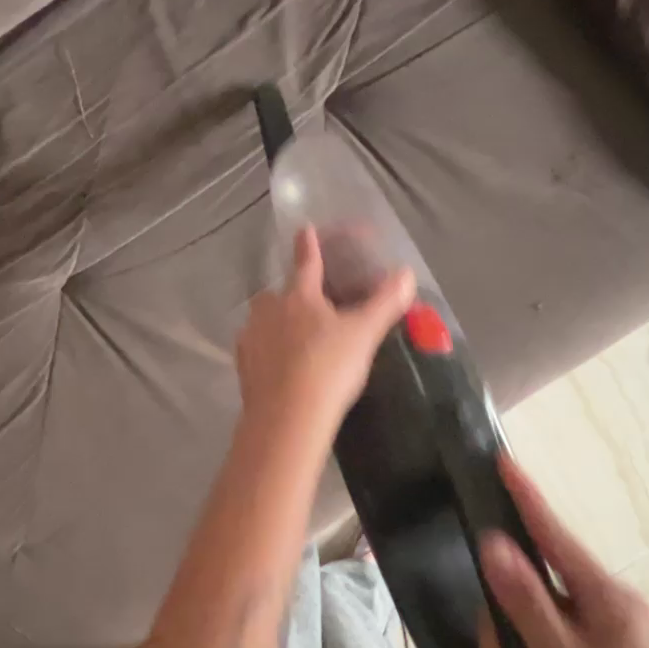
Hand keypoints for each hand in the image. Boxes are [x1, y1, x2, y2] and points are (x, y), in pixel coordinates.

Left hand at [235, 227, 414, 435]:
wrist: (286, 418)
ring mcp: (251, 337)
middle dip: (291, 294)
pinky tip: (279, 364)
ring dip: (277, 323)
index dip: (309, 246)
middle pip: (279, 293)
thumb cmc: (328, 367)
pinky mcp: (243, 366)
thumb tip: (406, 273)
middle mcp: (269, 309)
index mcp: (299, 295)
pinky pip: (256, 349)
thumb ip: (384, 302)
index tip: (305, 229)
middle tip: (309, 305)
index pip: (306, 263)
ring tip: (295, 338)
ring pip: (264, 321)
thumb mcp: (364, 334)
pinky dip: (268, 351)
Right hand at [478, 455, 648, 647]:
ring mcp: (603, 639)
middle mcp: (607, 609)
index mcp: (607, 597)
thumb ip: (523, 599)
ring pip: (531, 627)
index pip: (555, 535)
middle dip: (508, 634)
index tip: (503, 458)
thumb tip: (493, 540)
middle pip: (530, 592)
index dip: (526, 497)